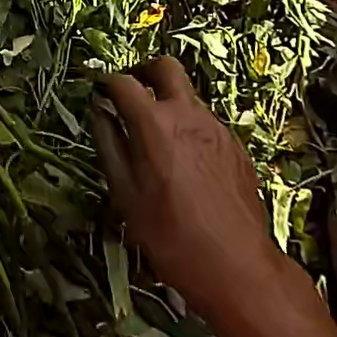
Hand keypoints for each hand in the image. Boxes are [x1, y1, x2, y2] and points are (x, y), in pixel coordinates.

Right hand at [94, 57, 285, 317]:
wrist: (238, 268)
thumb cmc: (172, 237)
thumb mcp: (126, 194)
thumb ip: (109, 144)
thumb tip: (99, 111)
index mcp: (154, 124)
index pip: (124, 82)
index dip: (107, 82)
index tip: (100, 91)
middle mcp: (187, 114)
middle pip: (165, 67)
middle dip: (144, 71)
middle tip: (131, 91)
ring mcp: (216, 127)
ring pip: (188, 95)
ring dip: (168, 101)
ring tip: (156, 135)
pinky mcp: (235, 144)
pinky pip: (206, 121)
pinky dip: (189, 126)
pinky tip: (184, 161)